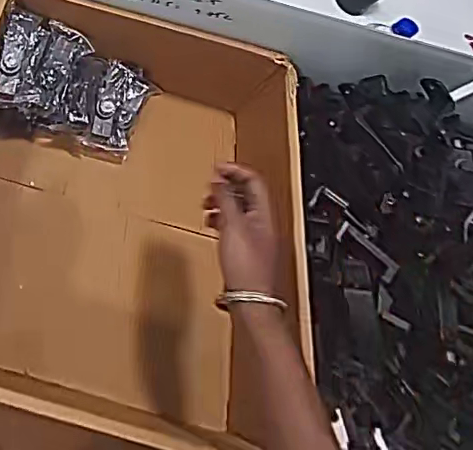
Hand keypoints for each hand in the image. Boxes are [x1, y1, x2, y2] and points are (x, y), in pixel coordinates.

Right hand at [205, 163, 281, 296]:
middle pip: (247, 193)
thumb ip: (225, 199)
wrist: (251, 303)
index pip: (254, 180)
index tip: (218, 168)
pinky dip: (223, 218)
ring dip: (223, 202)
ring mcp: (257, 236)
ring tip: (207, 205)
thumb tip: (219, 179)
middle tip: (210, 185)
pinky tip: (213, 224)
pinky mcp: (248, 249)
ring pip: (240, 208)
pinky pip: (235, 223)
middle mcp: (263, 222)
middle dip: (227, 186)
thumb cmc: (246, 268)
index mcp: (264, 213)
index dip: (236, 170)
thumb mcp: (232, 225)